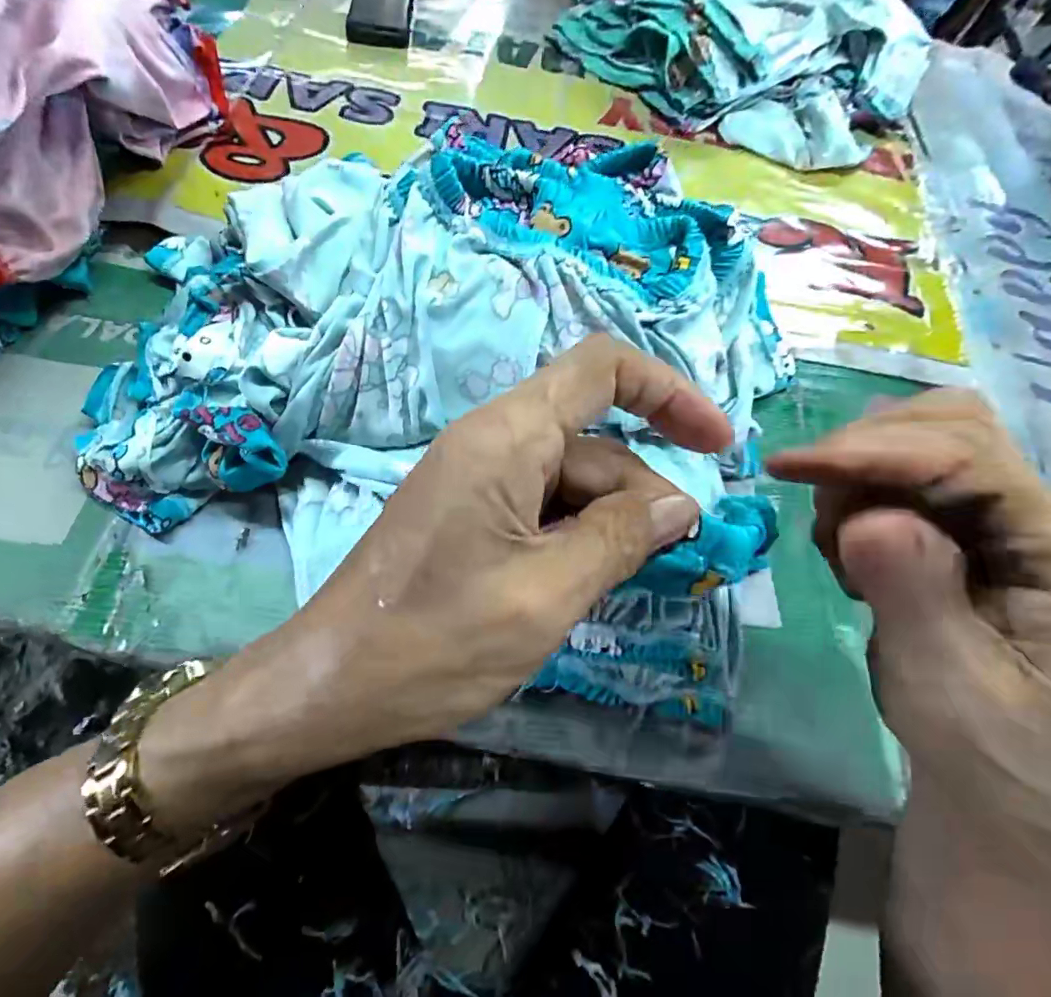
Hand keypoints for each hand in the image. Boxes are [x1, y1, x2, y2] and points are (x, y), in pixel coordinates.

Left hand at [139, 335, 730, 830]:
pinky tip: (581, 585)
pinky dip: (568, 536)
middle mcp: (485, 443)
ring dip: (606, 522)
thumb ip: (620, 536)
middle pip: (588, 438)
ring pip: (563, 479)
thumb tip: (677, 501)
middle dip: (640, 490)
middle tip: (675, 560)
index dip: (668, 392)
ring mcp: (467, 481)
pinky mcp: (458, 517)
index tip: (718, 448)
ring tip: (622, 584)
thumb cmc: (437, 641)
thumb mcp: (547, 592)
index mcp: (504, 437)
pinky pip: (531, 507)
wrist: (332, 682)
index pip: (600, 368)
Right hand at [767, 388, 1050, 995]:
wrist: (1004, 810)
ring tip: (840, 552)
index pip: (973, 463)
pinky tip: (855, 556)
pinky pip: (917, 489)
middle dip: (869, 456)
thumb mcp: (943, 680)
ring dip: (863, 481)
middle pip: (959, 435)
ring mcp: (1025, 536)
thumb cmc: (983, 757)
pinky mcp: (987, 547)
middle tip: (812, 504)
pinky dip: (867, 502)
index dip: (874, 452)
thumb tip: (865, 515)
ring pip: (931, 454)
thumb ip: (911, 590)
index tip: (786, 467)